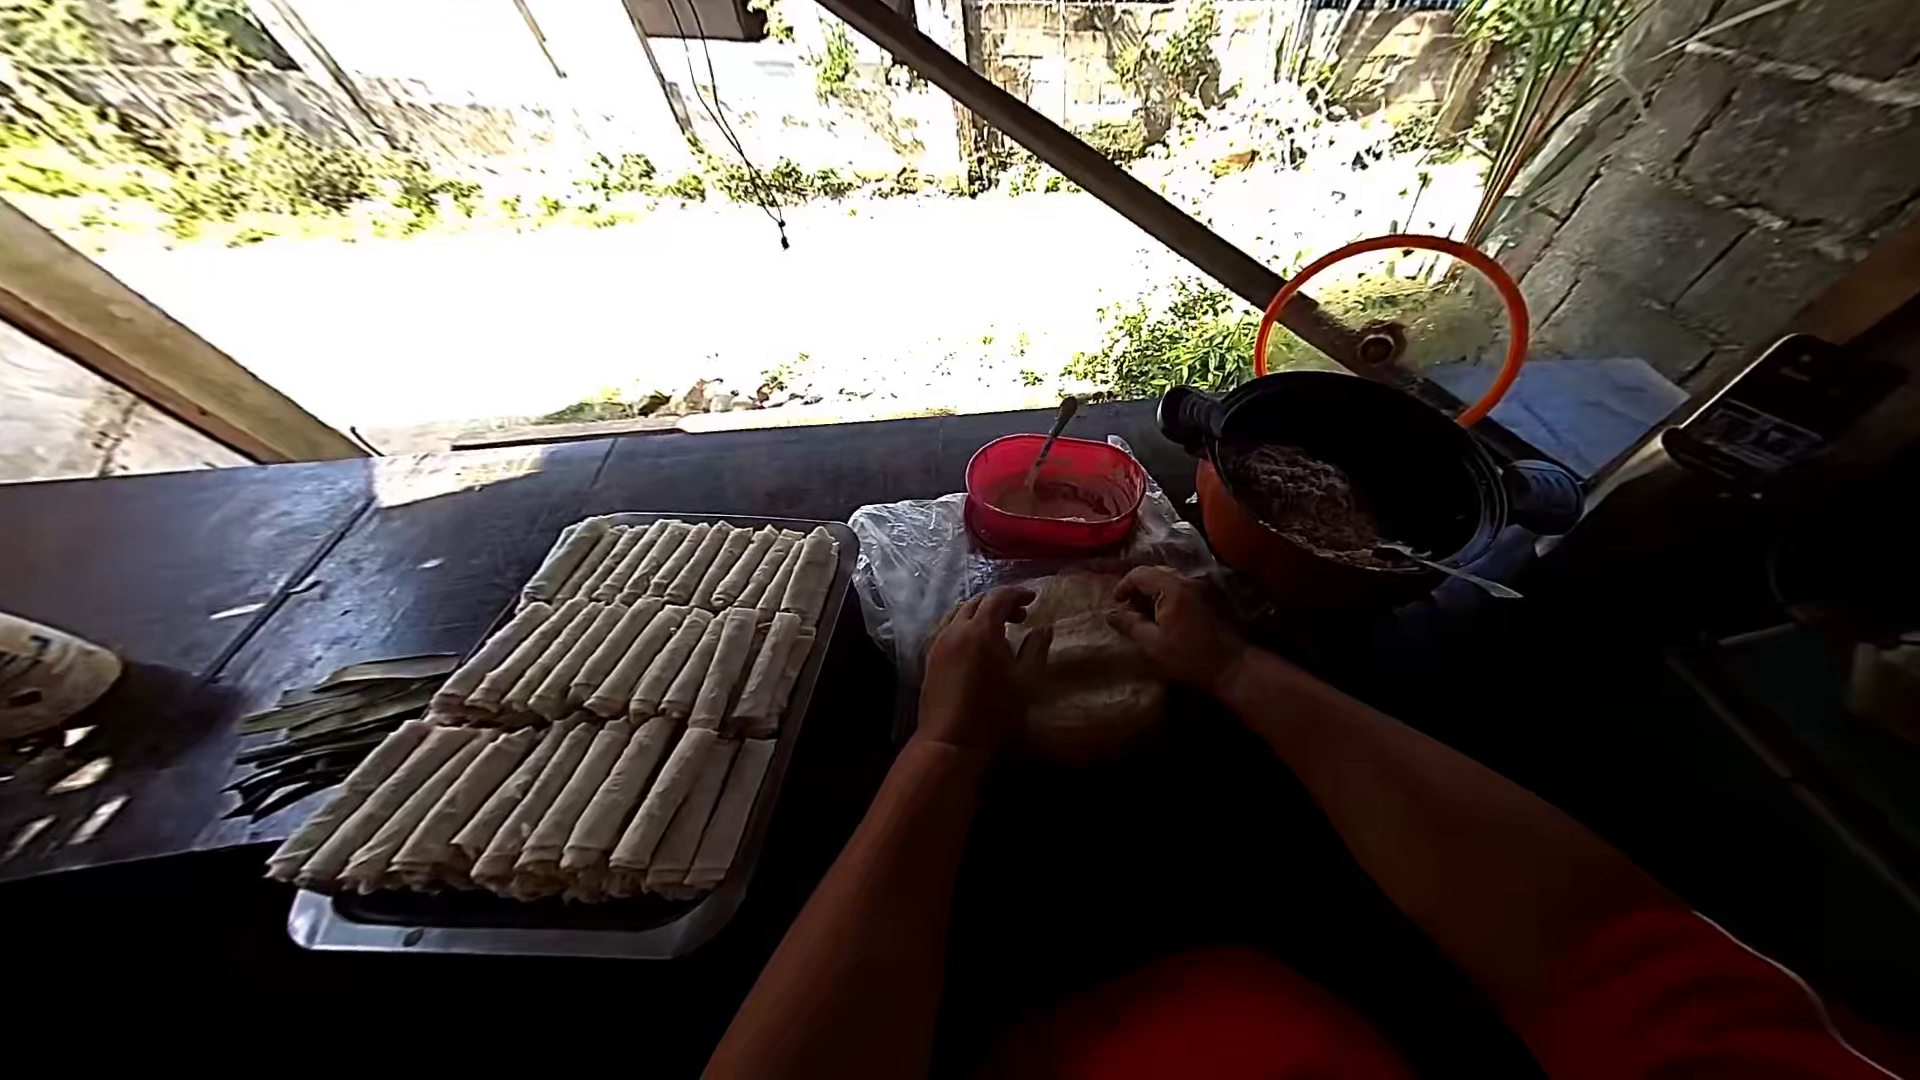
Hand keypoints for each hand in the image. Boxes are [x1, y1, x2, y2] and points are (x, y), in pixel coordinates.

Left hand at [918, 586, 1051, 754]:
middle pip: (977, 602)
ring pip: (959, 613)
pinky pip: (947, 628)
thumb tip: (1044, 628)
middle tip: (1020, 616)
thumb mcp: (1025, 680)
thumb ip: (1036, 649)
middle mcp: (956, 629)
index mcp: (981, 629)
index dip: (1017, 594)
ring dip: (980, 613)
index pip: (999, 597)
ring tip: (997, 629)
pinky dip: (964, 625)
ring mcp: (939, 643)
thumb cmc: (994, 712)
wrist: (951, 741)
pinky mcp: (930, 658)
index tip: (1032, 599)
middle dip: (999, 603)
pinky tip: (974, 645)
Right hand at [1106, 566, 1247, 693]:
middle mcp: (1188, 582)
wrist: (1234, 668)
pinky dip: (1166, 598)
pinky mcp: (1209, 600)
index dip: (1123, 586)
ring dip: (1152, 594)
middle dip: (1137, 589)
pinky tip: (1163, 619)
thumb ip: (1129, 625)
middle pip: (1155, 574)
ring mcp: (1201, 589)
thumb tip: (1109, 614)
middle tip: (1129, 609)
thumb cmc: (1190, 657)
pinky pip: (1181, 590)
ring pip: (1168, 581)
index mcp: (1172, 589)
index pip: (1140, 574)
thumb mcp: (1152, 644)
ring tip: (1144, 616)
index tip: (1117, 603)